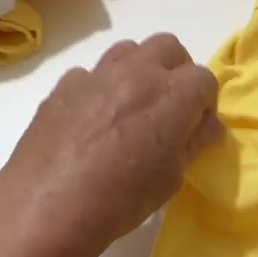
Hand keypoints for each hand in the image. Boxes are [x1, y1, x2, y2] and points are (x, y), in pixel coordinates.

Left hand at [0, 34, 221, 256]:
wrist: (48, 207)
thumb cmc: (121, 201)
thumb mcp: (169, 180)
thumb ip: (192, 144)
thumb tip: (208, 126)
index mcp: (171, 95)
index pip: (204, 79)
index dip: (205, 105)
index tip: (197, 130)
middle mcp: (136, 71)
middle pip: (169, 49)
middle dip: (177, 74)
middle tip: (170, 113)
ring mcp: (96, 74)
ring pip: (129, 52)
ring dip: (140, 73)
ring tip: (133, 114)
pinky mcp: (64, 85)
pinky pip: (93, 75)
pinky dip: (103, 90)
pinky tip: (94, 125)